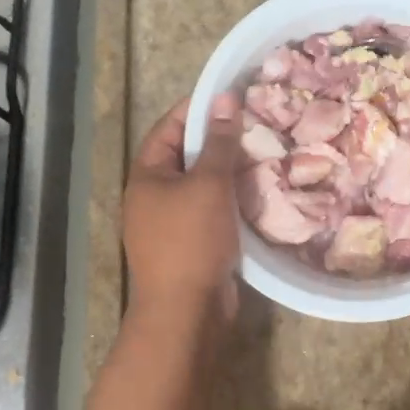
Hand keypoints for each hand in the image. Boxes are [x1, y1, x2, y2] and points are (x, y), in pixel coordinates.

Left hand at [123, 94, 245, 326]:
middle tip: (255, 122)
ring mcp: (169, 223)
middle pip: (185, 155)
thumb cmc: (191, 241)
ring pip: (201, 184)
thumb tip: (226, 98)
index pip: (169, 128)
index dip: (197, 109)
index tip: (231, 95)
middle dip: (218, 139)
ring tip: (262, 151)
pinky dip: (231, 198)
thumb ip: (219, 141)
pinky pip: (210, 209)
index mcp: (146, 176)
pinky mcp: (190, 245)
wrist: (186, 314)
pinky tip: (257, 191)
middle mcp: (153, 196)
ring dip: (228, 169)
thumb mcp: (209, 183)